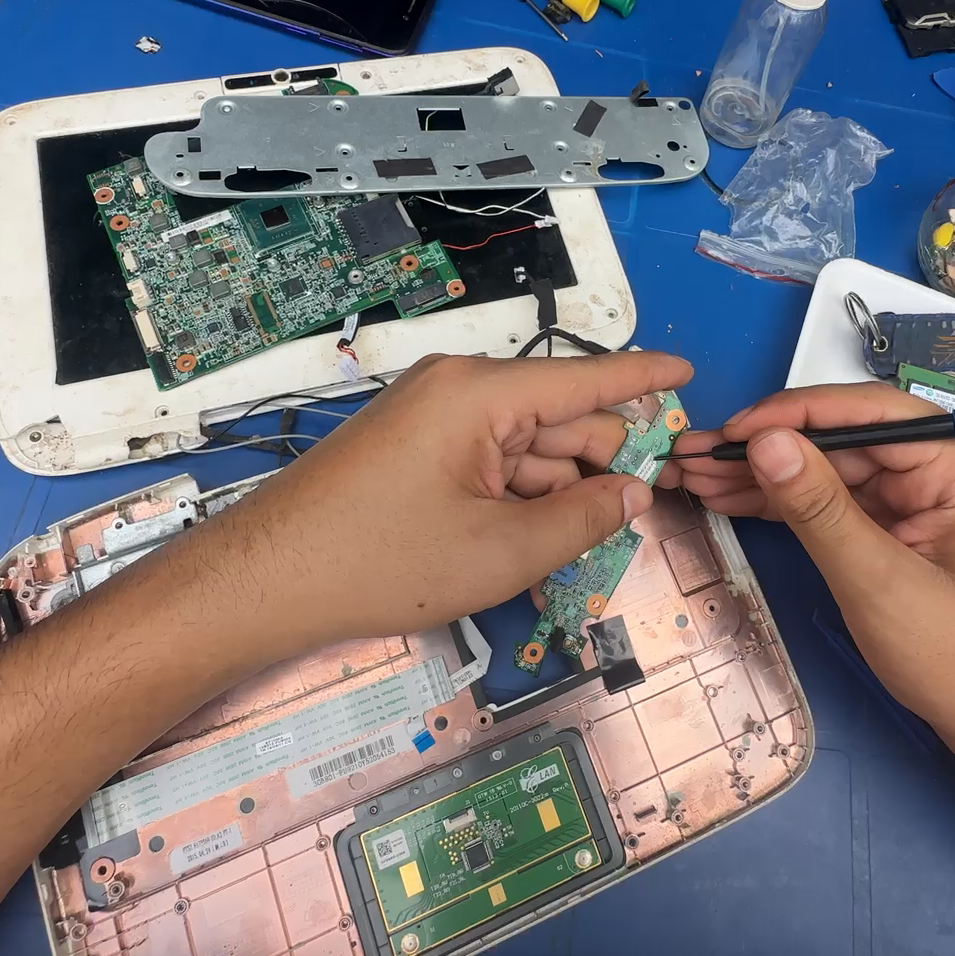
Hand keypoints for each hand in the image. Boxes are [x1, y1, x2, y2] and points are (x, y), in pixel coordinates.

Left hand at [202, 351, 691, 654]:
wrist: (266, 582)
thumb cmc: (385, 562)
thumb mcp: (500, 551)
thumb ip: (582, 520)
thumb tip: (635, 494)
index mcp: (481, 394)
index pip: (585, 379)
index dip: (643, 378)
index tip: (688, 372)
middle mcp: (458, 390)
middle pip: (557, 418)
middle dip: (598, 462)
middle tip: (630, 514)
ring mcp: (432, 418)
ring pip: (524, 446)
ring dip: (558, 488)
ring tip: (581, 537)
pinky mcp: (416, 448)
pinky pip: (489, 461)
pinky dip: (518, 494)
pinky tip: (533, 534)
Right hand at [661, 383, 954, 779]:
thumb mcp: (880, 582)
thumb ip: (819, 507)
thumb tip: (763, 441)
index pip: (866, 413)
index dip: (791, 414)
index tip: (729, 432)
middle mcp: (935, 471)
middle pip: (836, 440)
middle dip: (762, 448)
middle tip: (692, 456)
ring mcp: (912, 502)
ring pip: (824, 471)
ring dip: (760, 475)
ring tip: (693, 476)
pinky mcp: (891, 531)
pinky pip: (829, 504)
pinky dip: (780, 505)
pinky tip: (729, 499)